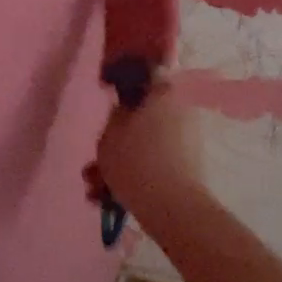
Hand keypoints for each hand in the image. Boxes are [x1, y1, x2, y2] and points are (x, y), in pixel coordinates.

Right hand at [83, 83, 204, 213]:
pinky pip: (155, 162)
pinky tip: (108, 198)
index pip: (146, 74)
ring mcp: (187, 140)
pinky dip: (134, 176)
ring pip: (145, 145)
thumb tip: (125, 110)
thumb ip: (116, 116)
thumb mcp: (110, 134)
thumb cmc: (135, 160)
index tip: (111, 100)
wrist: (171, 206)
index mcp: (165, 93)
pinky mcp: (187, 167)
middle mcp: (181, 111)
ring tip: (95, 189)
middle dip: (116, 140)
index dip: (127, 83)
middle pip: (143, 117)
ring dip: (119, 164)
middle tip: (94, 161)